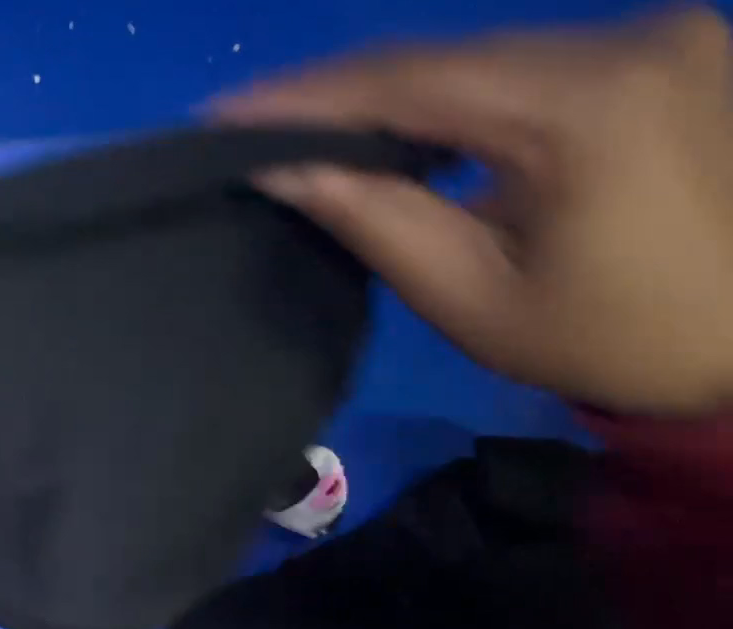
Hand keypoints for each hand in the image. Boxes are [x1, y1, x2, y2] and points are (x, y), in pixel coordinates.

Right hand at [213, 8, 732, 415]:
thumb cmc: (610, 337)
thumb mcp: (469, 294)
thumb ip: (376, 219)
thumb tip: (282, 169)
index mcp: (587, 106)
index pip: (411, 81)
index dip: (306, 97)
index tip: (222, 114)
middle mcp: (630, 42)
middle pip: (444, 56)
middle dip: (334, 90)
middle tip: (245, 119)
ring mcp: (656, 40)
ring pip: (478, 55)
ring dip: (380, 92)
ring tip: (295, 122)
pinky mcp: (659, 57)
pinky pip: (518, 66)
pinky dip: (438, 93)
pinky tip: (384, 121)